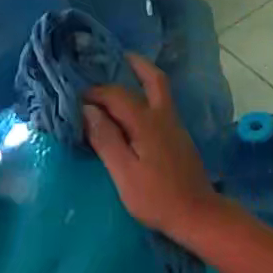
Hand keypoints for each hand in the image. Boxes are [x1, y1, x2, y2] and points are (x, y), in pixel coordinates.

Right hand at [83, 54, 223, 239]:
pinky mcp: (179, 140)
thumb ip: (106, 139)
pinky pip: (161, 107)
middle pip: (153, 80)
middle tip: (116, 57)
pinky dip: (147, 97)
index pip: (117, 95)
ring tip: (123, 76)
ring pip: (161, 92)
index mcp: (147, 123)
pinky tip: (134, 110)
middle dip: (134, 65)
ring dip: (142, 79)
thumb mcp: (124, 173)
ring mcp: (175, 127)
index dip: (94, 93)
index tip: (75, 98)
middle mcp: (164, 117)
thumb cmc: (157, 198)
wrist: (198, 215)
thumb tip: (88, 110)